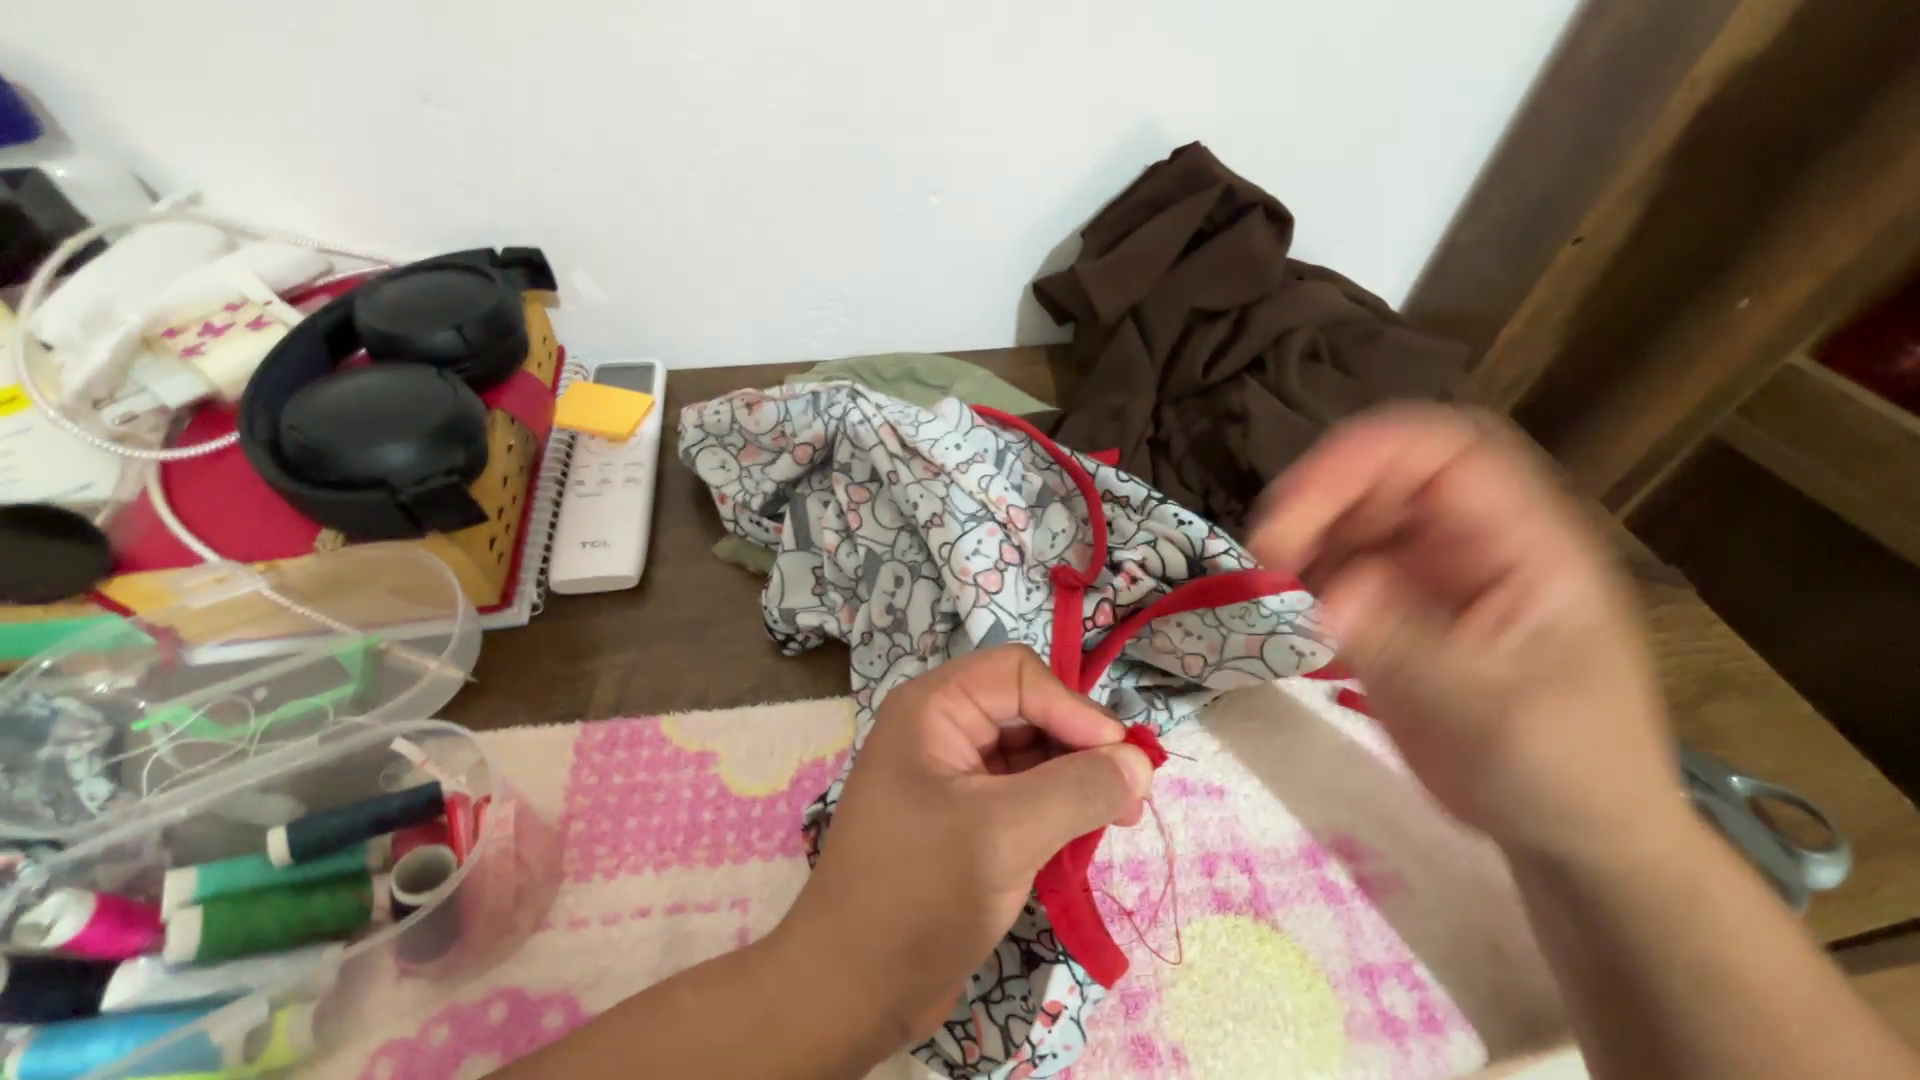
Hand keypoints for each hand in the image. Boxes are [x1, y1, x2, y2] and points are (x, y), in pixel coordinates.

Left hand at [768, 645, 1154, 1049]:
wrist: (851, 990)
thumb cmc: (918, 896)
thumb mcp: (1005, 834)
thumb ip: (1078, 788)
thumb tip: (1140, 762)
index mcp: (933, 709)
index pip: (1020, 674)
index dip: (1074, 707)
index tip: (1120, 760)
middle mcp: (941, 730)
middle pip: (1032, 710)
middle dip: (1083, 745)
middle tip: (1132, 797)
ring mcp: (953, 777)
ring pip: (1035, 754)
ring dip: (1079, 779)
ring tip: (1121, 819)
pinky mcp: (967, 820)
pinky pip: (1026, 794)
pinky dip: (1061, 808)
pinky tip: (1088, 836)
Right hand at [1248, 406, 1682, 861]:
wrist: (1571, 832)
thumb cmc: (1563, 771)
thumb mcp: (1495, 714)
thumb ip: (1409, 646)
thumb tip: (1329, 593)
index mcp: (1523, 544)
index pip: (1444, 454)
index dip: (1366, 456)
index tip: (1298, 506)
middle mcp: (1471, 544)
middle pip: (1385, 478)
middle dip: (1319, 498)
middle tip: (1267, 552)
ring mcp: (1431, 577)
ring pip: (1353, 519)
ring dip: (1304, 535)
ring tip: (1267, 579)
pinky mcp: (1397, 612)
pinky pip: (1339, 569)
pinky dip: (1303, 575)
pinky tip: (1283, 603)